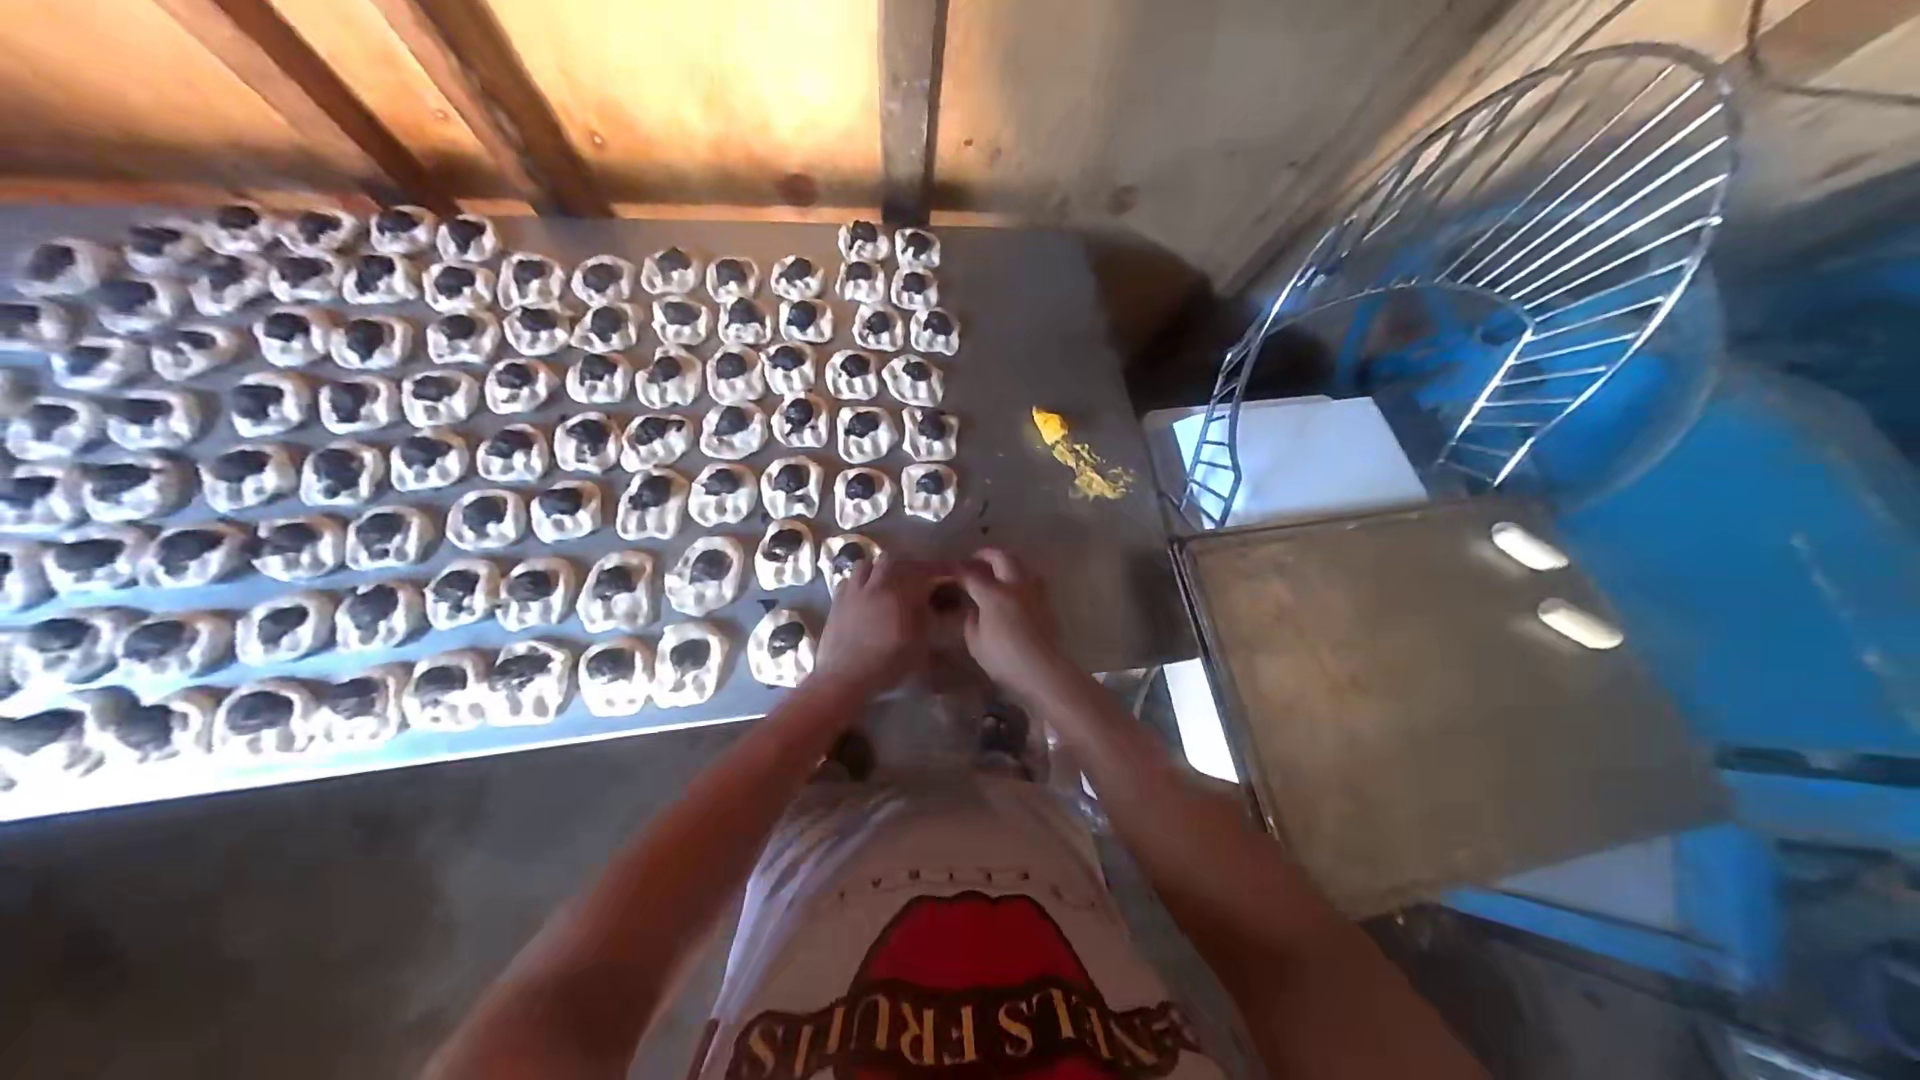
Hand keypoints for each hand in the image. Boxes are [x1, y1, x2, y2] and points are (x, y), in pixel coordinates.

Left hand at [809, 555, 943, 698]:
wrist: (844, 678)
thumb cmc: (886, 666)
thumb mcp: (918, 646)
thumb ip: (926, 619)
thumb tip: (931, 603)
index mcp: (900, 594)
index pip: (924, 572)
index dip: (939, 570)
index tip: (948, 573)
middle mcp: (876, 585)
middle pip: (895, 561)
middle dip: (909, 566)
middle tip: (917, 579)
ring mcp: (853, 590)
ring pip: (867, 563)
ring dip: (880, 568)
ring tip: (887, 581)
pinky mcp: (836, 600)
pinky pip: (848, 579)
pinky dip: (859, 581)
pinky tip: (864, 594)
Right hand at [956, 548, 1071, 701]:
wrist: (1043, 671)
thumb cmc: (1004, 660)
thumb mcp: (976, 643)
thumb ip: (971, 622)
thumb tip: (974, 611)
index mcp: (994, 595)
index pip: (972, 575)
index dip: (958, 571)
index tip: (950, 570)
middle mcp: (1016, 586)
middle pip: (1002, 557)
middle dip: (986, 554)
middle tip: (975, 558)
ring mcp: (1035, 592)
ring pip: (1022, 565)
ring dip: (1007, 562)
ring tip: (998, 571)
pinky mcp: (1047, 603)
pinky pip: (1033, 580)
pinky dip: (1020, 577)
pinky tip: (1015, 589)